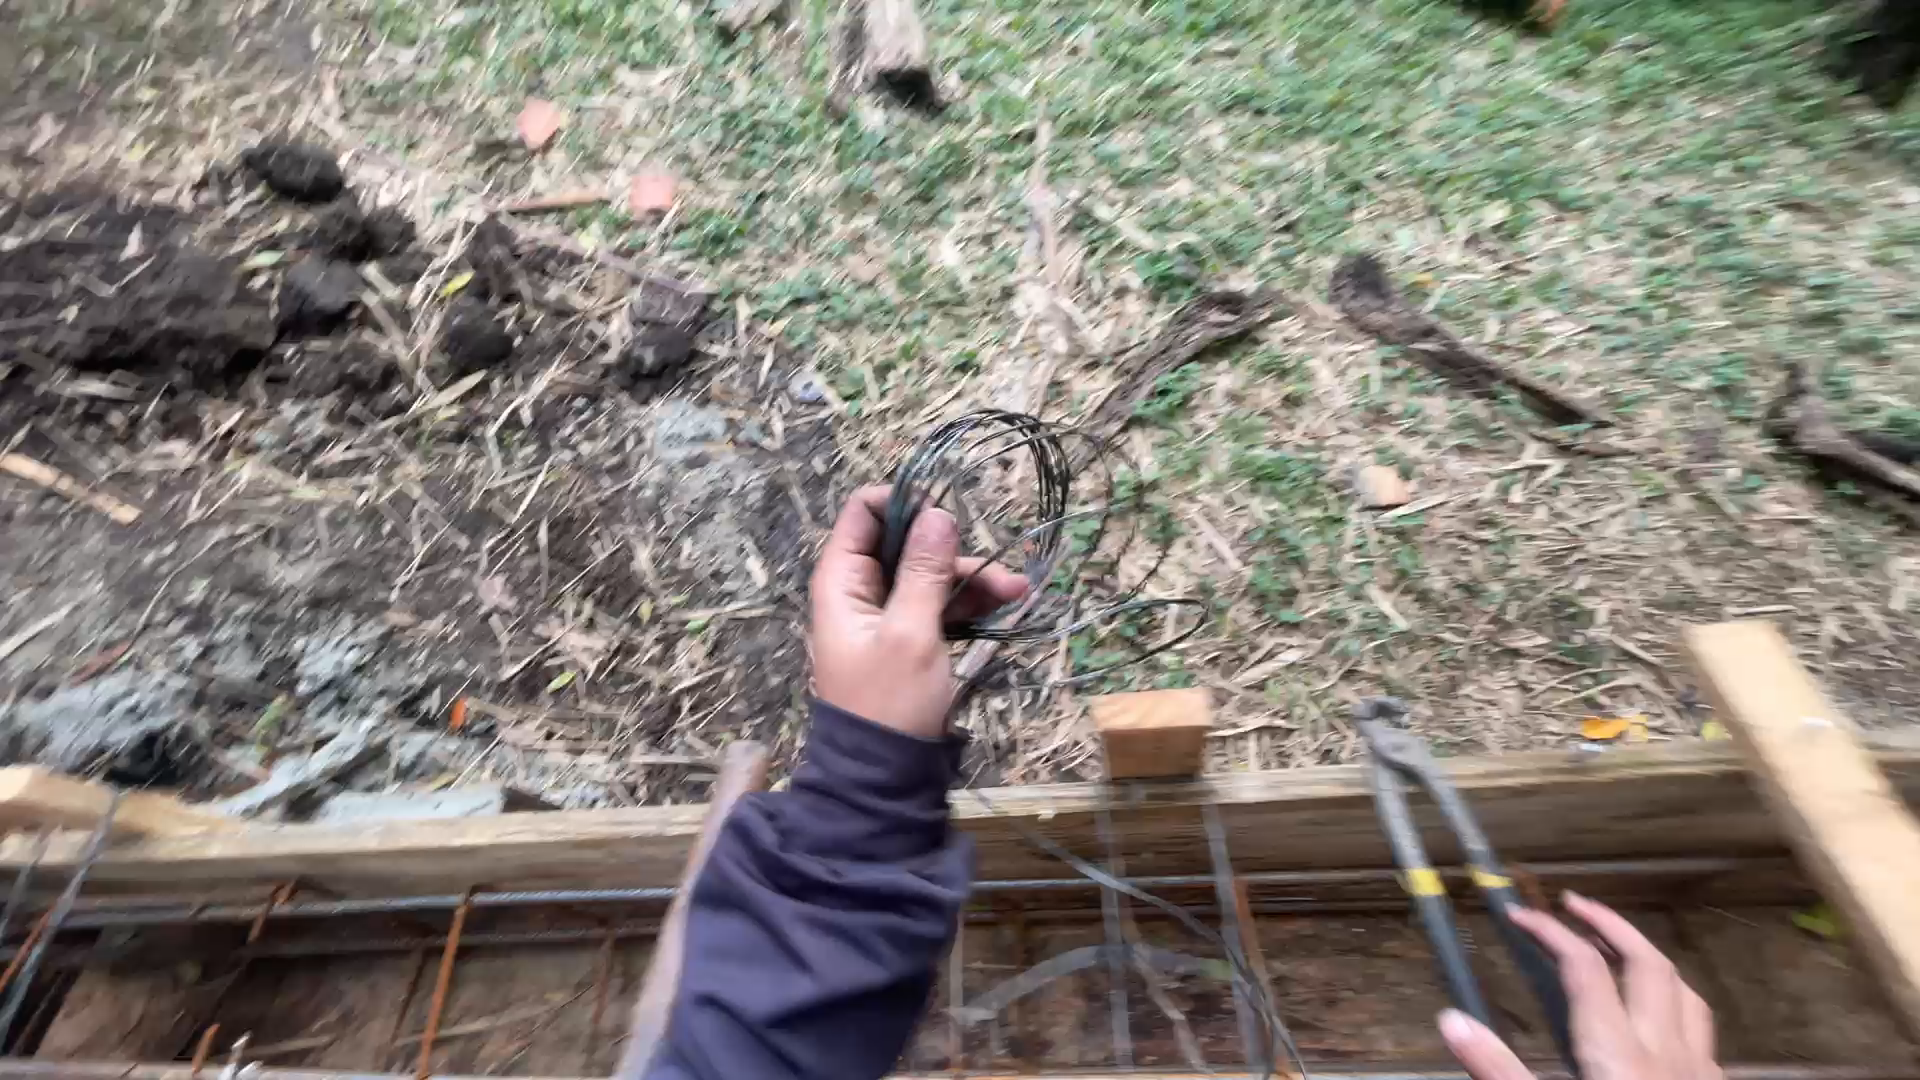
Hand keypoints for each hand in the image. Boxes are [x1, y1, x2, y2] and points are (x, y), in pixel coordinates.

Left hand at [810, 486, 1028, 737]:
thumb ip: (924, 571)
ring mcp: (886, 613)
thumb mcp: (910, 632)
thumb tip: (938, 513)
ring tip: (1017, 595)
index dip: (904, 504)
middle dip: (952, 551)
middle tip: (997, 572)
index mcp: (842, 580)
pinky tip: (1006, 609)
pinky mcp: (910, 635)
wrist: (887, 777)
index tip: (946, 515)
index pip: (863, 513)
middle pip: (905, 543)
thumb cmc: (890, 702)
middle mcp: (860, 589)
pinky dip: (969, 604)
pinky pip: (939, 604)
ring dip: (972, 580)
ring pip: (930, 574)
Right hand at [1441, 892, 1720, 1079]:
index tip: (1515, 914)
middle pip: (1649, 966)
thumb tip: (1449, 1020)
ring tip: (1613, 943)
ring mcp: (1699, 1075)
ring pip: (1686, 994)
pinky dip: (1671, 1002)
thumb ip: (1498, 1070)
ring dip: (1647, 956)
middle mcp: (1665, 1053)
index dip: (1548, 930)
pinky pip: (1700, 1032)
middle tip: (1572, 903)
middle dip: (1610, 924)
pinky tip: (1651, 1017)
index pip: (1583, 966)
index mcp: (1618, 1051)